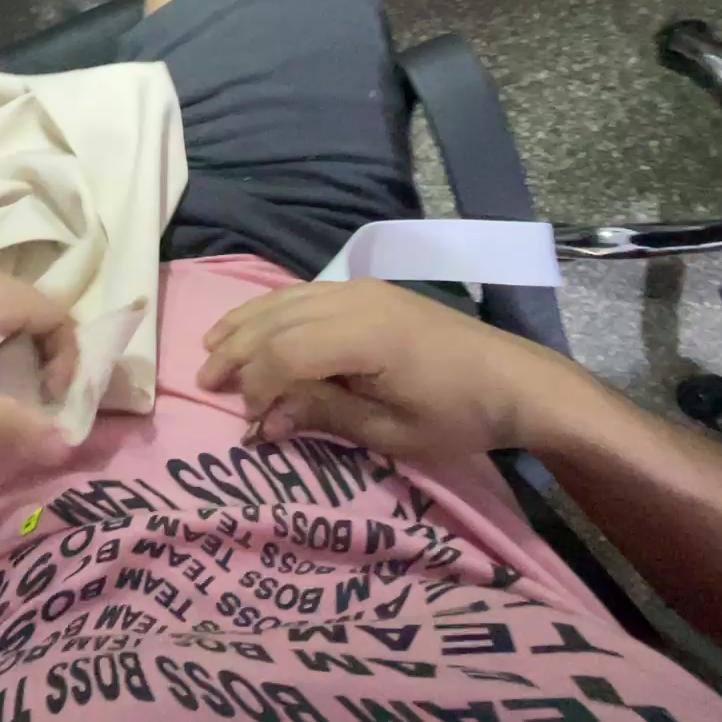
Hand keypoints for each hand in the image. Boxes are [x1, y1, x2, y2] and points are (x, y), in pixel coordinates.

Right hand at [197, 280, 604, 460]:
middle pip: (274, 321)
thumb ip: (322, 416)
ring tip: (209, 348)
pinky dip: (265, 309)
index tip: (249, 420)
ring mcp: (356, 288)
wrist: (516, 380)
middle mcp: (353, 300)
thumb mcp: (392, 433)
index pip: (286, 351)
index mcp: (365, 336)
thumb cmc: (458, 416)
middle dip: (236, 352)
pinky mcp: (361, 289)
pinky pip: (298, 293)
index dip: (257, 383)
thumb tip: (262, 422)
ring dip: (241, 325)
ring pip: (280, 300)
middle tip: (205, 382)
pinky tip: (247, 322)